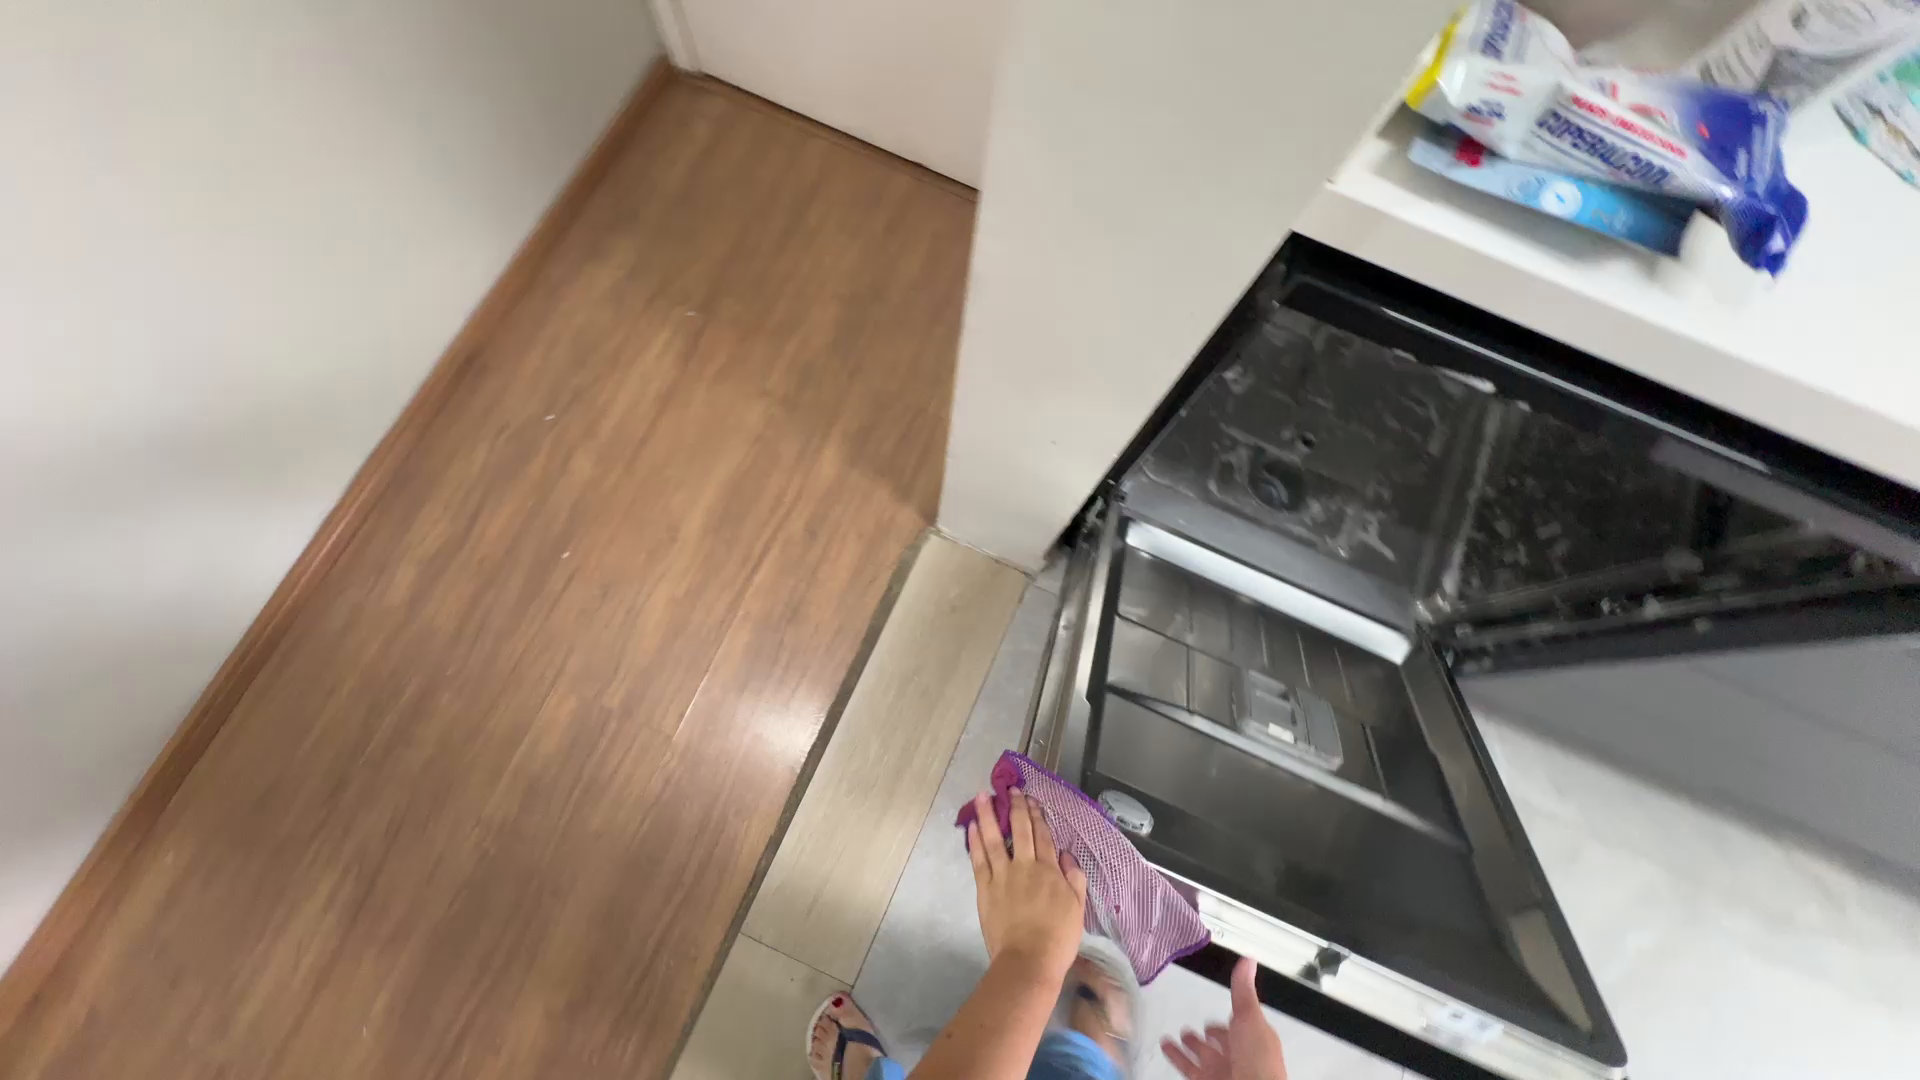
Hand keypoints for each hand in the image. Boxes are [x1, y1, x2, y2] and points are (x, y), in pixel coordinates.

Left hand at [966, 790, 1087, 981]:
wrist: (1029, 961)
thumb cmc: (1058, 938)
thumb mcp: (1077, 907)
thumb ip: (1073, 878)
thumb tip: (1065, 854)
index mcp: (1048, 870)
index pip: (1042, 835)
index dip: (1037, 815)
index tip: (1031, 799)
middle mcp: (1025, 865)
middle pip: (1020, 830)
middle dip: (1015, 807)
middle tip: (1010, 790)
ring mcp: (1002, 875)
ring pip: (994, 838)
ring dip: (988, 815)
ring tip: (982, 795)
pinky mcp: (985, 888)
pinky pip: (979, 859)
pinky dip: (975, 841)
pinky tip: (972, 826)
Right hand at [1161, 956, 1288, 1079]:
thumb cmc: (1258, 1064)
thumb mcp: (1250, 1018)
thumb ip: (1243, 991)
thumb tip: (1248, 961)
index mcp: (1255, 1041)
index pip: (1242, 1024)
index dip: (1232, 1017)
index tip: (1223, 1006)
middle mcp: (1240, 1057)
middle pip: (1223, 1042)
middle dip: (1211, 1032)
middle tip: (1202, 1024)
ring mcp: (1223, 1072)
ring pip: (1204, 1054)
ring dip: (1191, 1043)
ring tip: (1180, 1034)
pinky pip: (1187, 1066)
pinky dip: (1175, 1055)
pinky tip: (1166, 1046)